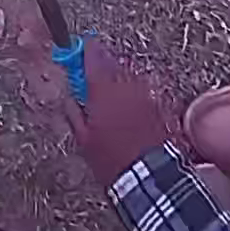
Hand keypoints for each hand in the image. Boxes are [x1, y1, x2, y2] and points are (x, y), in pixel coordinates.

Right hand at [62, 40, 169, 187]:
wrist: (152, 181)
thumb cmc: (112, 160)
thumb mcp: (83, 137)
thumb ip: (73, 110)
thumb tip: (69, 96)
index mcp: (103, 88)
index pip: (92, 55)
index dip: (83, 49)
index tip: (75, 49)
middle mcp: (126, 85)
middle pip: (111, 61)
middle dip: (99, 63)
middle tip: (89, 74)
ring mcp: (145, 94)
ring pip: (127, 73)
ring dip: (116, 77)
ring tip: (107, 94)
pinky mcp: (159, 106)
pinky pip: (141, 89)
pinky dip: (131, 92)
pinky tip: (126, 108)